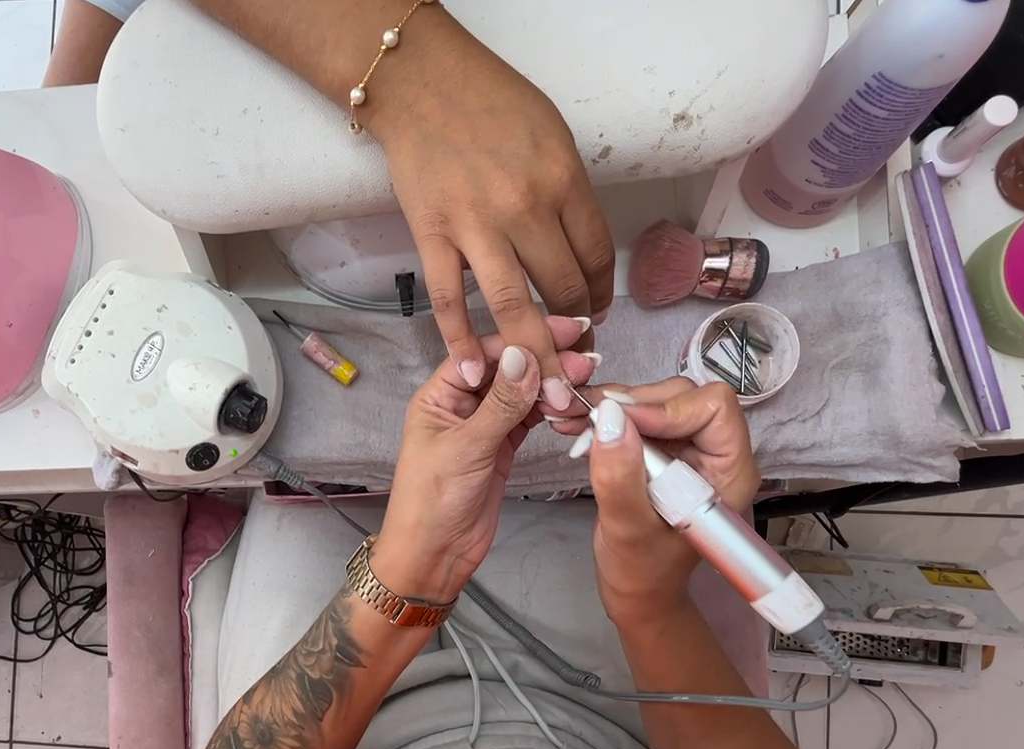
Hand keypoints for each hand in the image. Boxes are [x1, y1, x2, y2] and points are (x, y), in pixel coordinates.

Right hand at [362, 29, 613, 424]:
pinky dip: (460, 340)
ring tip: (543, 387)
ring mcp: (475, 228)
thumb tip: (576, 250)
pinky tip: (473, 371)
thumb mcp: (552, 136)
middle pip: (561, 288)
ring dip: (531, 353)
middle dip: (572, 333)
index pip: (594, 256)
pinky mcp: (433, 239)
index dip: (600, 295)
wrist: (423, 86)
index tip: (596, 316)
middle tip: (573, 360)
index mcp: (562, 180)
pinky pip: (448, 300)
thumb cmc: (493, 103)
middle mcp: (525, 209)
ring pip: (511, 306)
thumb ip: (568, 195)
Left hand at [373, 314, 596, 601]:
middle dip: (544, 360)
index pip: (483, 354)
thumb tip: (526, 357)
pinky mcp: (502, 447)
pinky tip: (573, 402)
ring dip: (553, 385)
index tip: (560, 333)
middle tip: (585, 356)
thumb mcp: (467, 448)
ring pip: (523, 393)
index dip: (521, 340)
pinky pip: (530, 418)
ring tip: (587, 377)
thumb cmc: (432, 502)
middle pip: (507, 369)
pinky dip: (552, 410)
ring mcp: (484, 425)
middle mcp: (461, 404)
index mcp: (439, 395)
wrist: (435, 554)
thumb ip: (500, 403)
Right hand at [582, 378, 758, 629]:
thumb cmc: (640, 570)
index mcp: (729, 472)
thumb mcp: (627, 527)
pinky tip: (577, 429)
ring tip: (573, 422)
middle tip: (585, 418)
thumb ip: (620, 476)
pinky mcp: (662, 452)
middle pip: (681, 398)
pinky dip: (606, 419)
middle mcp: (714, 453)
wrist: (635, 591)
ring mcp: (687, 450)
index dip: (664, 409)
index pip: (712, 408)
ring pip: (656, 403)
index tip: (618, 424)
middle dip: (632, 404)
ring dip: (613, 409)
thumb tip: (607, 417)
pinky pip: (638, 419)